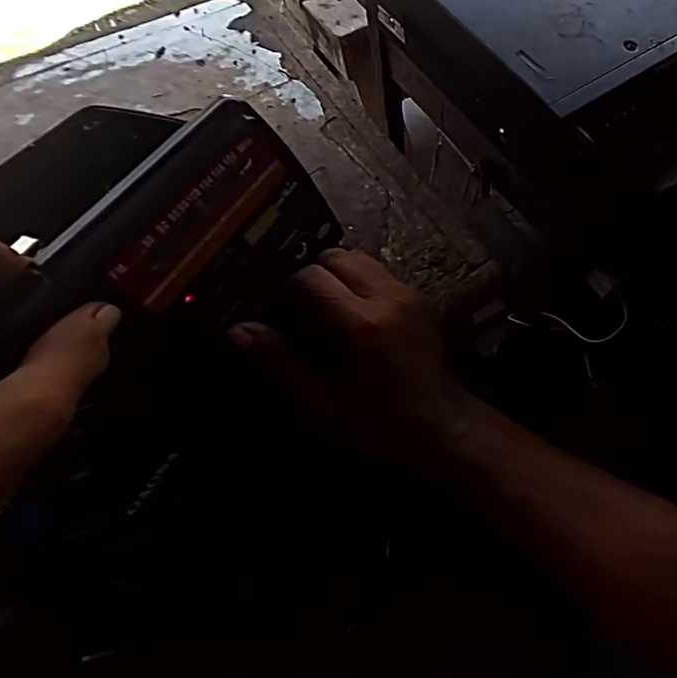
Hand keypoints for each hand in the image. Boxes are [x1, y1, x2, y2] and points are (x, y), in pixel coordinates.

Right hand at [227, 248, 474, 468]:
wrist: (439, 422)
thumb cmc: (376, 421)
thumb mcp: (319, 404)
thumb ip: (278, 363)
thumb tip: (237, 331)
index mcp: (361, 323)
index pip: (312, 277)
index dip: (287, 292)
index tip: (281, 316)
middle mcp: (389, 297)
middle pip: (339, 256)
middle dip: (313, 275)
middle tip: (302, 308)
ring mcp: (410, 294)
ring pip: (363, 259)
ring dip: (339, 275)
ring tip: (327, 309)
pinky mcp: (422, 298)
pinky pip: (383, 273)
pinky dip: (362, 283)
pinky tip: (355, 315)